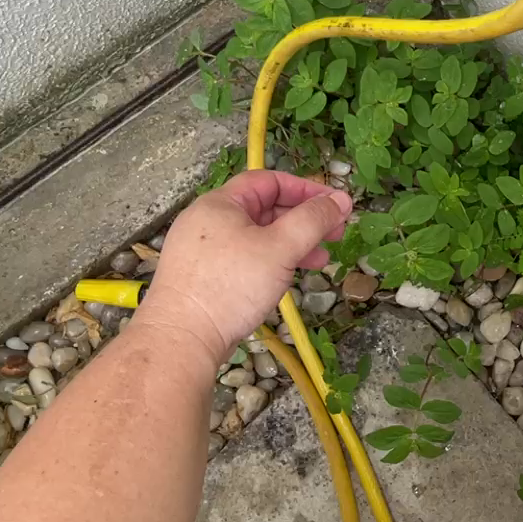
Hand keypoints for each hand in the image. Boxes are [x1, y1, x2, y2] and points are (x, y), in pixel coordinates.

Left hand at [131, 171, 351, 367]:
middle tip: (335, 233)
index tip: (334, 204)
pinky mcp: (203, 276)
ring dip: (292, 243)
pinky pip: (245, 257)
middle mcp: (208, 220)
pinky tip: (288, 277)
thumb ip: (313, 220)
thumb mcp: (280, 248)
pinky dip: (271, 261)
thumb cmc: (230, 287)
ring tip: (320, 260)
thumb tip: (342, 200)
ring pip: (257, 235)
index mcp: (221, 204)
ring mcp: (203, 250)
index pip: (269, 181)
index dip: (306, 189)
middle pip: (264, 208)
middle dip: (303, 219)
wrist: (181, 340)